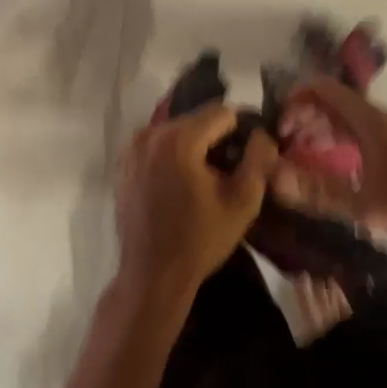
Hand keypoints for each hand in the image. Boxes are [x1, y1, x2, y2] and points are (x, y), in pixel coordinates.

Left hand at [115, 106, 278, 292]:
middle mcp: (150, 133)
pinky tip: (180, 185)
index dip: (241, 131)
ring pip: (177, 131)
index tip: (248, 157)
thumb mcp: (243, 201)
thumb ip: (259, 159)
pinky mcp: (124, 163)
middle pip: (197, 119)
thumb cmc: (200, 240)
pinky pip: (158, 145)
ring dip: (194, 147)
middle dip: (216, 139)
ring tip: (205, 180)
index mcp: (179, 139)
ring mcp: (133, 147)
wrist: (152, 275)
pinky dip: (172, 156)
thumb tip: (261, 133)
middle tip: (228, 171)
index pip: (222, 112)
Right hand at [285, 77, 386, 250]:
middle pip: (333, 102)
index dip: (296, 98)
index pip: (324, 88)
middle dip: (304, 117)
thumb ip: (318, 192)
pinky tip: (333, 171)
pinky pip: (360, 133)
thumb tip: (274, 178)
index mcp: (369, 121)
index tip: (279, 126)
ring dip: (321, 131)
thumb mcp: (365, 206)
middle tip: (285, 146)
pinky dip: (339, 142)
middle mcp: (379, 119)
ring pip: (346, 119)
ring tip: (302, 160)